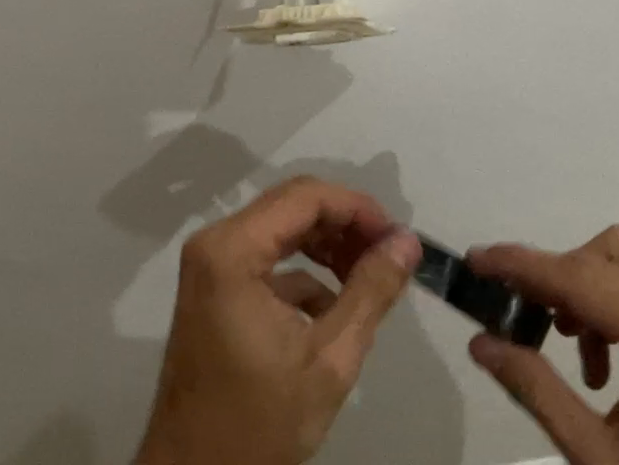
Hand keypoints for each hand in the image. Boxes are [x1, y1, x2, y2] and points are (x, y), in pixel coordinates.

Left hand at [135, 176, 422, 464]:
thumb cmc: (259, 421)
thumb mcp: (330, 358)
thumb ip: (371, 291)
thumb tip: (408, 242)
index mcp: (233, 250)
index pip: (306, 197)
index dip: (358, 209)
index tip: (398, 238)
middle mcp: (215, 243)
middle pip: (293, 206)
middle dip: (346, 225)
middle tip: (390, 256)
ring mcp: (211, 265)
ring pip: (283, 228)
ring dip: (329, 246)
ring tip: (371, 277)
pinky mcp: (215, 287)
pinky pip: (268, 258)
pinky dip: (306, 271)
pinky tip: (336, 307)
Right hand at [466, 227, 618, 464]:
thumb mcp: (600, 460)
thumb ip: (538, 392)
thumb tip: (481, 342)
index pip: (588, 280)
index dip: (526, 265)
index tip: (475, 259)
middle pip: (611, 254)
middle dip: (556, 274)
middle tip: (516, 310)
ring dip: (583, 289)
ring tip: (561, 345)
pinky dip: (610, 307)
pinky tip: (598, 367)